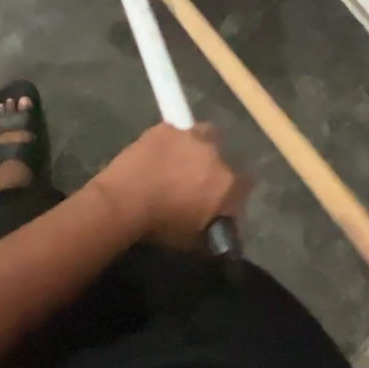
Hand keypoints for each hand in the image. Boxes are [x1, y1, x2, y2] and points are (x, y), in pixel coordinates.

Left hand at [90, 123, 246, 249]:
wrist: (123, 203)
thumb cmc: (161, 226)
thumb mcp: (195, 240)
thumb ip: (213, 228)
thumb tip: (217, 226)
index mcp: (228, 184)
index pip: (245, 185)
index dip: (232, 193)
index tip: (219, 201)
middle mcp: (216, 155)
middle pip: (223, 158)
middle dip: (212, 169)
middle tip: (195, 183)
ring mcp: (191, 137)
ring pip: (204, 136)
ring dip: (197, 148)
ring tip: (179, 162)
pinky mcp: (166, 128)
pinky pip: (176, 132)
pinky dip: (170, 142)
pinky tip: (157, 155)